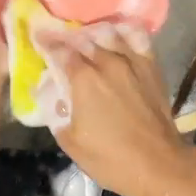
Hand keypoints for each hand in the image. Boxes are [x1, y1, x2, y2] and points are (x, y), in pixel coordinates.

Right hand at [39, 25, 194, 195]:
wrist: (156, 162)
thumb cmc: (110, 158)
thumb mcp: (70, 141)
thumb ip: (56, 113)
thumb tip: (51, 95)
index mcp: (83, 79)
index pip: (60, 52)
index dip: (48, 44)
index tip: (39, 38)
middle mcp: (106, 62)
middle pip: (83, 40)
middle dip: (67, 38)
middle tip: (58, 37)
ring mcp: (131, 61)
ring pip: (108, 36)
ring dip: (93, 34)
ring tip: (85, 36)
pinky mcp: (150, 66)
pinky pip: (137, 39)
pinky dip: (124, 33)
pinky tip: (117, 33)